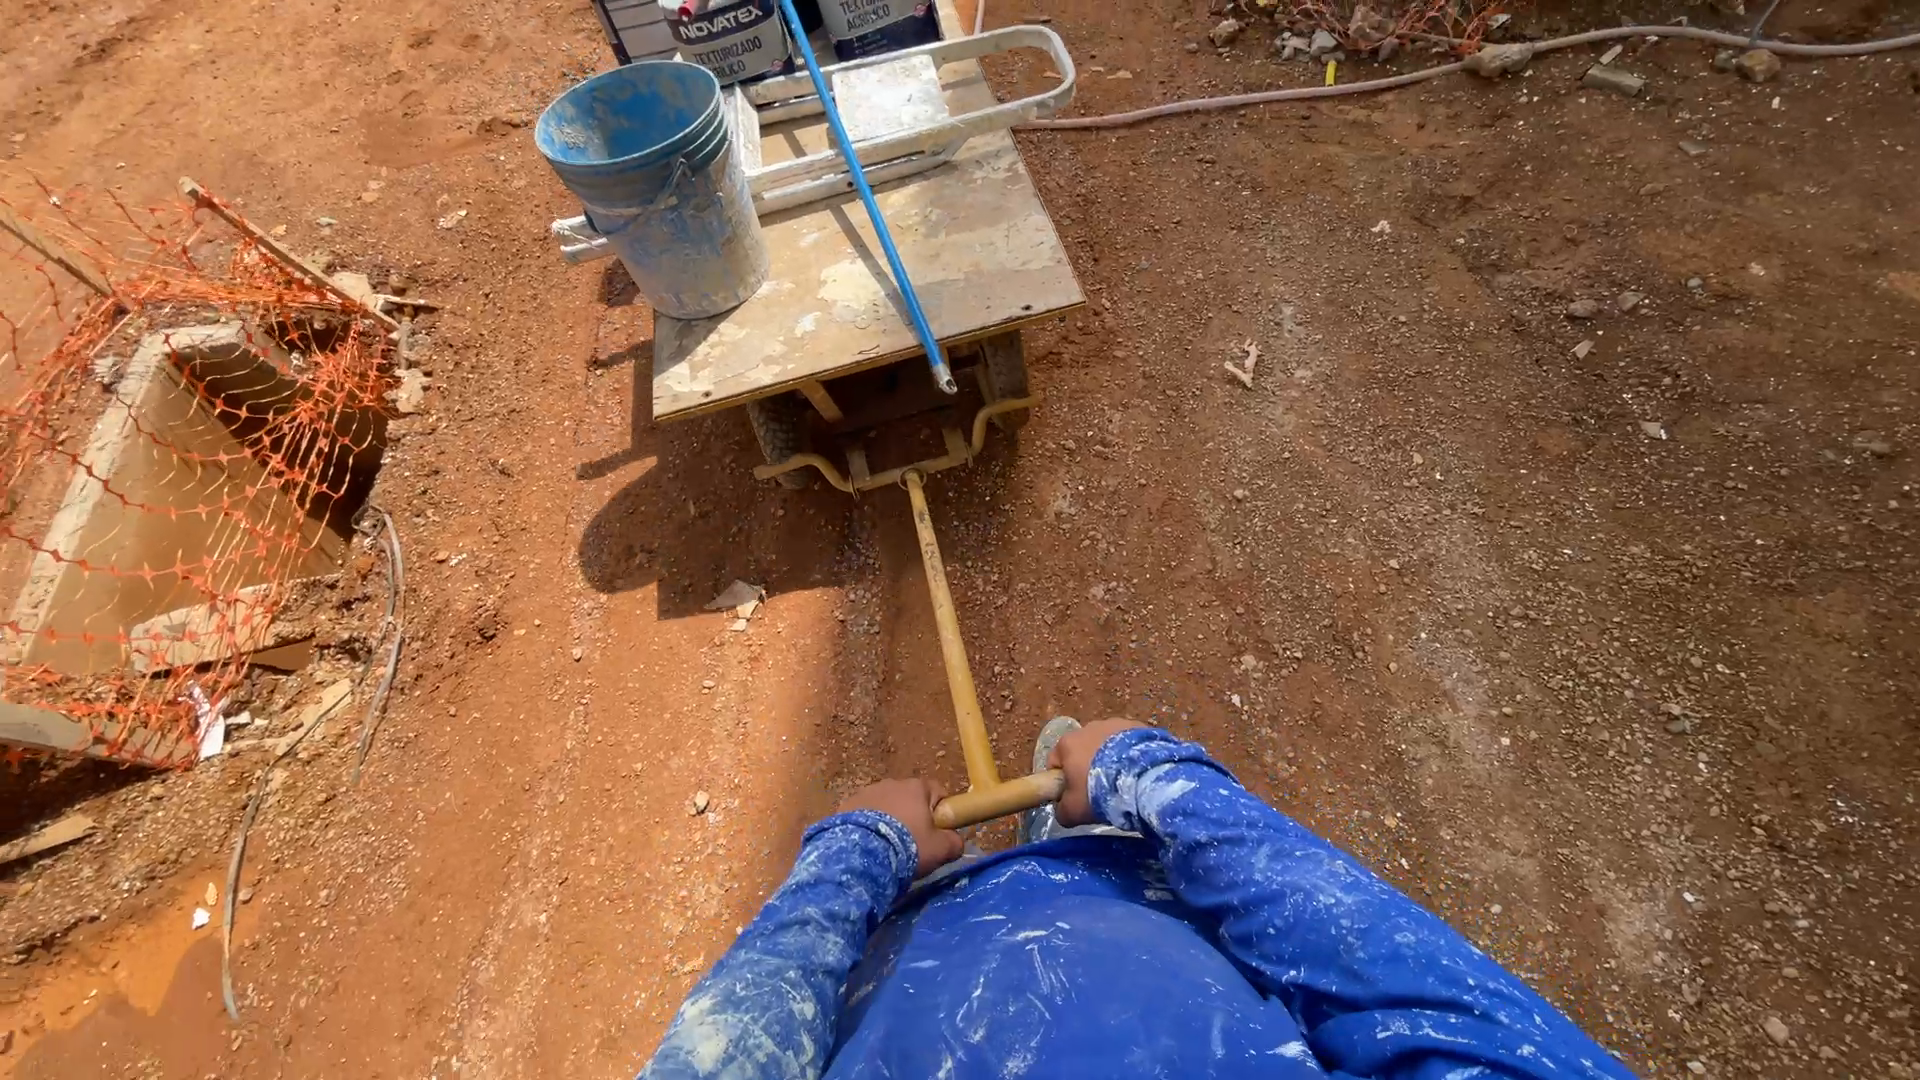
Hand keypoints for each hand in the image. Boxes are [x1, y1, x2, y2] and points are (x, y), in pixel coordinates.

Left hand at [838, 778, 964, 877]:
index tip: (936, 834)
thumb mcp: (940, 849)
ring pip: (885, 806)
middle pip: (909, 799)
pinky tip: (866, 846)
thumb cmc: (907, 847)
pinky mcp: (846, 805)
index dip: (939, 813)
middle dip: (911, 817)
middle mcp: (892, 783)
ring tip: (884, 847)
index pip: (937, 792)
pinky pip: (863, 814)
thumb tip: (956, 841)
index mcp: (916, 787)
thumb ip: (955, 842)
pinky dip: (866, 826)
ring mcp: (866, 792)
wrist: (861, 856)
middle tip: (910, 844)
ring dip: (887, 821)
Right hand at [1047, 718, 1145, 826]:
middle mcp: (1087, 728)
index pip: (1056, 761)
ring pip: (1106, 745)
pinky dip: (1130, 754)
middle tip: (1102, 790)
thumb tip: (1062, 810)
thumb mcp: (1074, 811)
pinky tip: (1138, 771)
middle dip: (1088, 767)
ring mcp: (1113, 724)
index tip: (1076, 794)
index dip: (1063, 780)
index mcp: (1067, 744)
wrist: (1143, 779)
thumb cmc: (1100, 793)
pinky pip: (1128, 742)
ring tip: (1124, 781)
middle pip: (1082, 750)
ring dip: (1110, 759)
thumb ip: (1061, 810)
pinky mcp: (1137, 726)